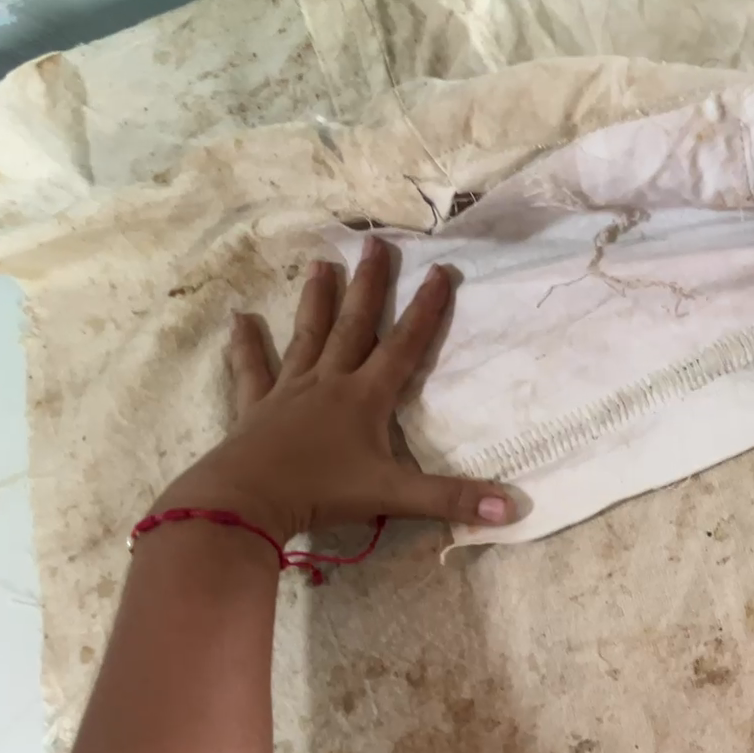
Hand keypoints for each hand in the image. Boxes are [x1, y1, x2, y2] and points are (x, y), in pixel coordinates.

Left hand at [157, 235, 517, 541]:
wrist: (246, 503)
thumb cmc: (323, 493)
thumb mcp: (396, 496)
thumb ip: (453, 500)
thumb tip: (513, 509)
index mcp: (365, 398)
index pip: (404, 346)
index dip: (426, 311)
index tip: (440, 271)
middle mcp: (329, 383)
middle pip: (354, 326)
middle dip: (370, 286)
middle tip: (375, 244)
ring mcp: (289, 392)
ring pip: (307, 336)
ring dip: (316, 301)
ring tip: (321, 264)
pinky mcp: (256, 409)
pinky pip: (253, 369)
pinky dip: (247, 345)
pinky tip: (240, 320)